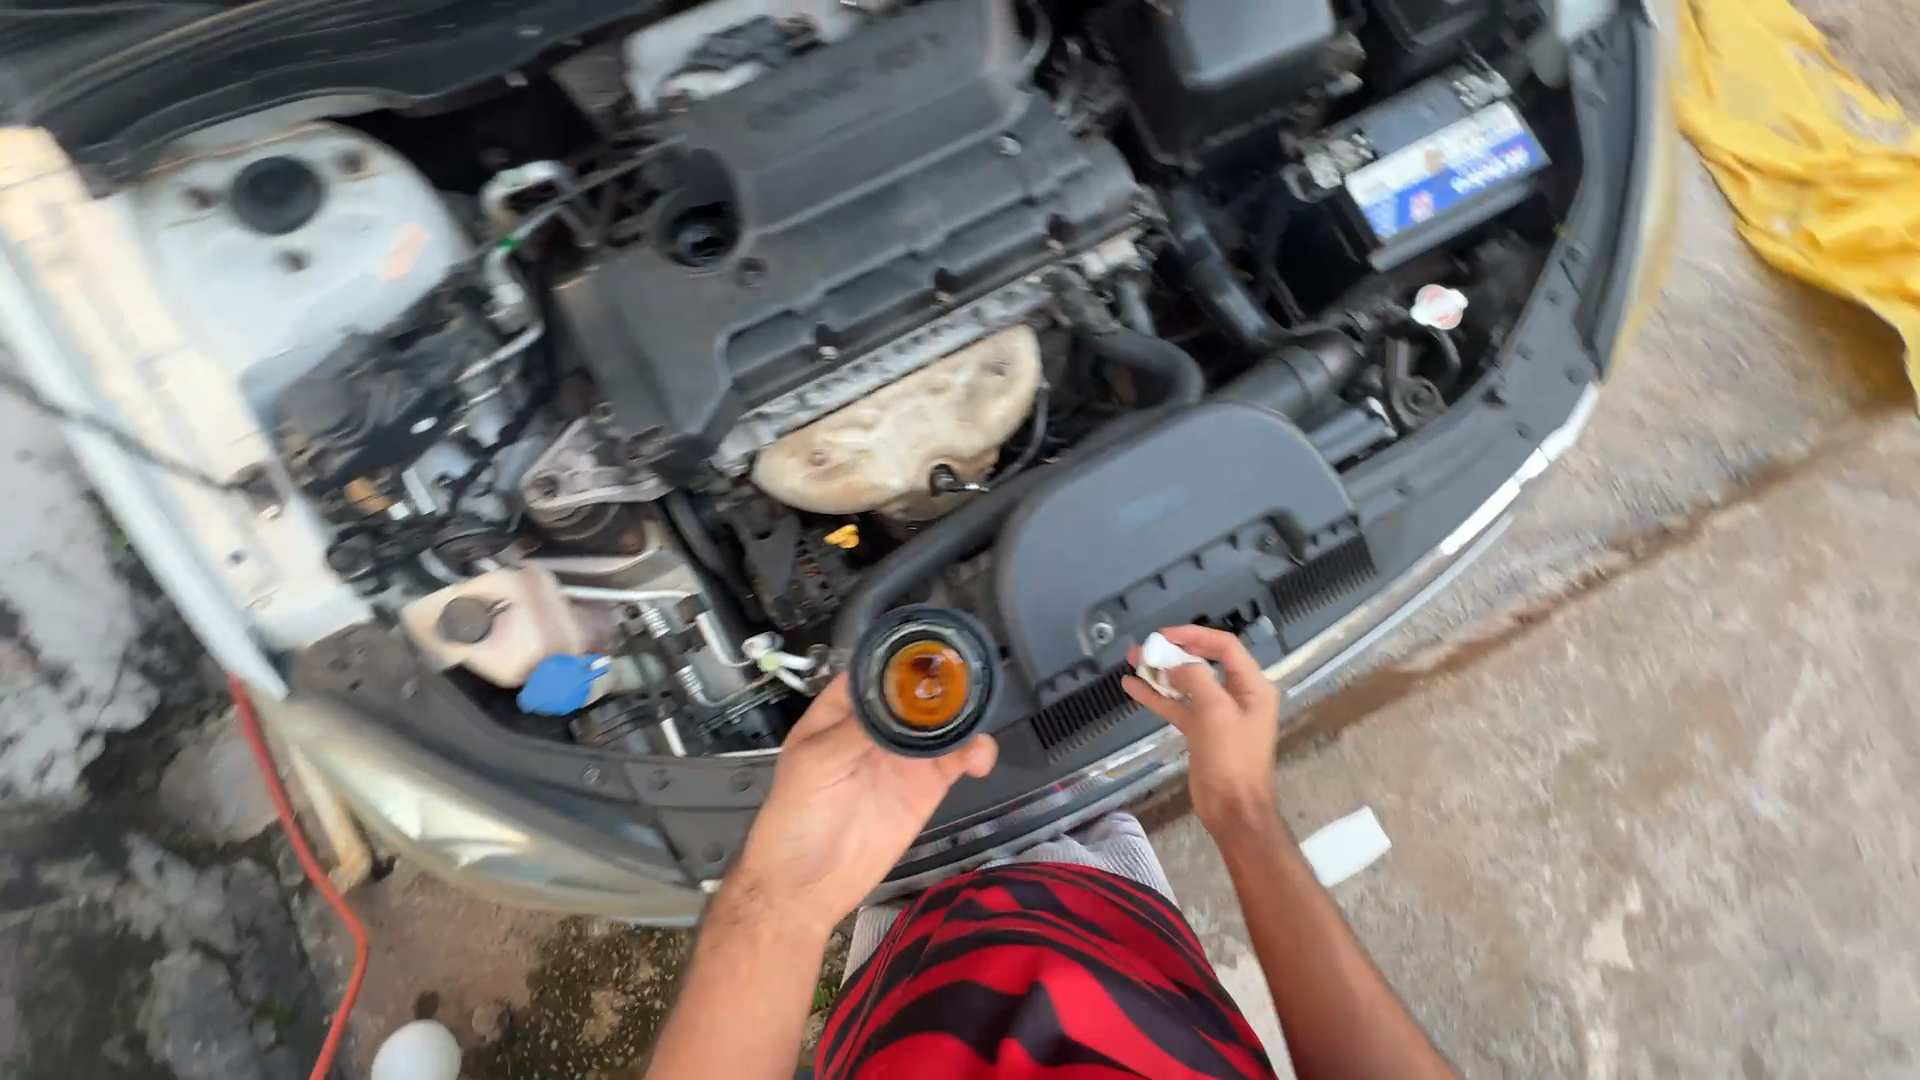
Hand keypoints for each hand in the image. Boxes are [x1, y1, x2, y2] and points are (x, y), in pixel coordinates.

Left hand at [725, 675, 997, 937]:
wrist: (808, 885)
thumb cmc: (795, 817)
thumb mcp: (814, 764)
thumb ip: (856, 732)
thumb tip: (897, 704)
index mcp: (843, 710)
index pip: (876, 673)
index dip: (901, 660)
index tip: (931, 649)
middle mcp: (878, 727)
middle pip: (917, 693)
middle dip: (943, 684)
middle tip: (968, 681)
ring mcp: (904, 755)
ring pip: (944, 723)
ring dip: (965, 716)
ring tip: (976, 720)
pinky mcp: (926, 786)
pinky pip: (957, 760)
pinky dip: (975, 753)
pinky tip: (979, 759)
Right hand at [1122, 625, 1282, 834]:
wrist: (1233, 810)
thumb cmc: (1233, 758)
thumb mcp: (1216, 711)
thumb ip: (1195, 679)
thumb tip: (1174, 664)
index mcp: (1252, 686)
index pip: (1224, 647)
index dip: (1194, 636)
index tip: (1165, 635)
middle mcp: (1236, 696)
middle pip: (1203, 663)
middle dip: (1173, 654)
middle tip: (1146, 648)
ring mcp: (1217, 714)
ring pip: (1186, 685)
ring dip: (1161, 673)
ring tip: (1134, 661)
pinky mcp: (1200, 731)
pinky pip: (1177, 706)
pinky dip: (1156, 697)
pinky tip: (1133, 688)